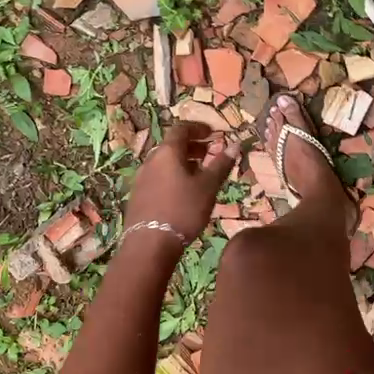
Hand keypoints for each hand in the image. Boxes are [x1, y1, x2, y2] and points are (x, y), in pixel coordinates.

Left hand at [123, 119, 240, 242]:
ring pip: (164, 162)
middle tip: (209, 153)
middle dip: (192, 146)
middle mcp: (151, 160)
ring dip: (182, 162)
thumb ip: (221, 164)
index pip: (181, 128)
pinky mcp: (137, 196)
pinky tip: (182, 193)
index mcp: (168, 152)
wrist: (148, 245)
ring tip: (199, 174)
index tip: (212, 133)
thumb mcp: (208, 187)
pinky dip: (171, 176)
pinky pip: (157, 177)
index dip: (198, 128)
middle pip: (172, 145)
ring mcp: (141, 178)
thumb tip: (235, 144)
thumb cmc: (183, 210)